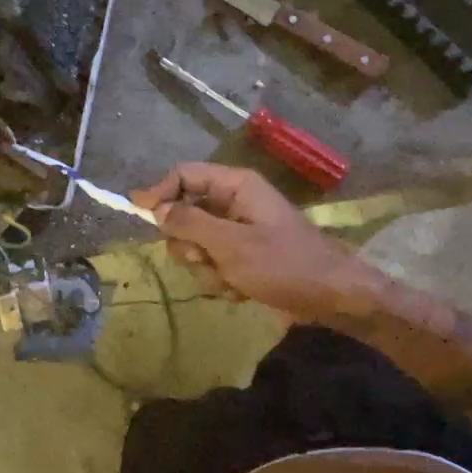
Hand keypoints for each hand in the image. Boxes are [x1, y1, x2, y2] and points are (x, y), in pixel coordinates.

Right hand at [130, 162, 369, 315]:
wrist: (332, 298)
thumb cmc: (284, 265)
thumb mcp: (231, 245)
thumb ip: (190, 223)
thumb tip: (156, 208)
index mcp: (235, 186)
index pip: (183, 175)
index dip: (159, 192)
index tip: (139, 214)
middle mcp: (234, 201)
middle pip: (184, 212)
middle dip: (188, 242)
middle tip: (204, 258)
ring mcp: (239, 230)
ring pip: (195, 243)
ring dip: (205, 266)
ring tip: (230, 279)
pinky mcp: (243, 255)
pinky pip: (212, 262)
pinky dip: (220, 278)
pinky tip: (240, 290)